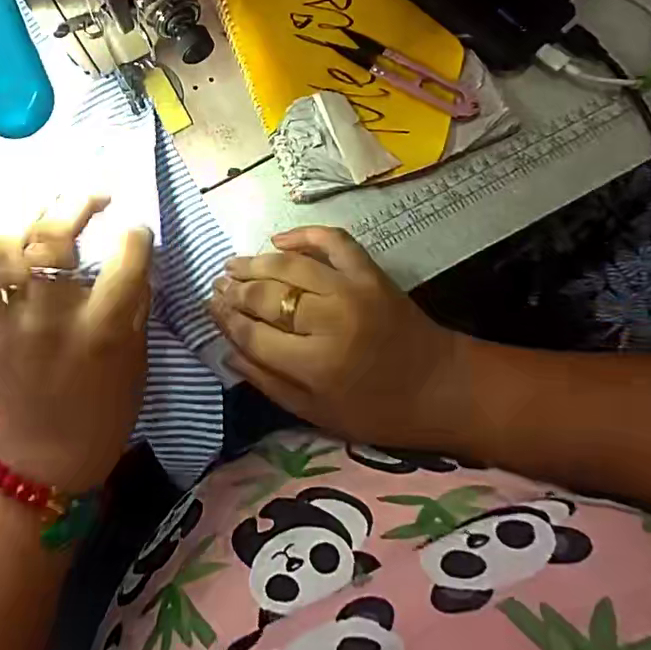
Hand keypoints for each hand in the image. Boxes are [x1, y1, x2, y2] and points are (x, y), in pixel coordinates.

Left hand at [0, 197, 153, 492]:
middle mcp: (51, 319)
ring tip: (43, 196)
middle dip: (75, 202)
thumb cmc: (105, 408)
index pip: (124, 258)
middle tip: (91, 194)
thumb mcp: (136, 356)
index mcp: (102, 329)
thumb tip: (131, 253)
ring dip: (23, 211)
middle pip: (54, 239)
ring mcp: (8, 322)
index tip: (134, 229)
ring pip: (4, 249)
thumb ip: (134, 301)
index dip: (135, 233)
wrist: (47, 457)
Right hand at [207, 226, 465, 449]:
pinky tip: (279, 239)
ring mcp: (352, 289)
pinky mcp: (370, 272)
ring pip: (291, 265)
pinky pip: (333, 241)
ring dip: (257, 262)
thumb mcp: (316, 414)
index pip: (254, 333)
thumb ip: (268, 383)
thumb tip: (228, 350)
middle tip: (217, 285)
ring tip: (234, 264)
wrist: (440, 386)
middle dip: (236, 290)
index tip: (210, 308)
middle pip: (267, 296)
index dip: (226, 319)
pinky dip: (305, 234)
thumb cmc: (376, 410)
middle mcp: (330, 321)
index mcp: (315, 365)